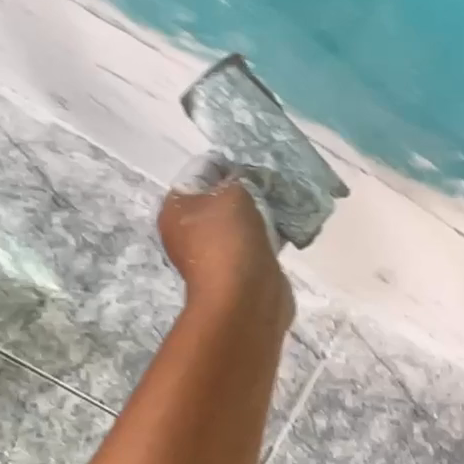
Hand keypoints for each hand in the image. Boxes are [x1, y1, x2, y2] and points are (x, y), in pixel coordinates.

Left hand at [158, 152, 293, 320]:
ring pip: (240, 220)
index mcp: (175, 208)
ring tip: (283, 203)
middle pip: (220, 196)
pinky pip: (255, 242)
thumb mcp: (233, 192)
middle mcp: (189, 230)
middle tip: (271, 184)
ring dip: (261, 212)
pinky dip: (270, 234)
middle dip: (247, 188)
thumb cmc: (229, 240)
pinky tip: (288, 228)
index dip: (228, 164)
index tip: (252, 166)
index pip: (200, 171)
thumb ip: (238, 178)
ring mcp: (214, 253)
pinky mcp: (239, 270)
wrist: (245, 300)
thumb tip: (242, 181)